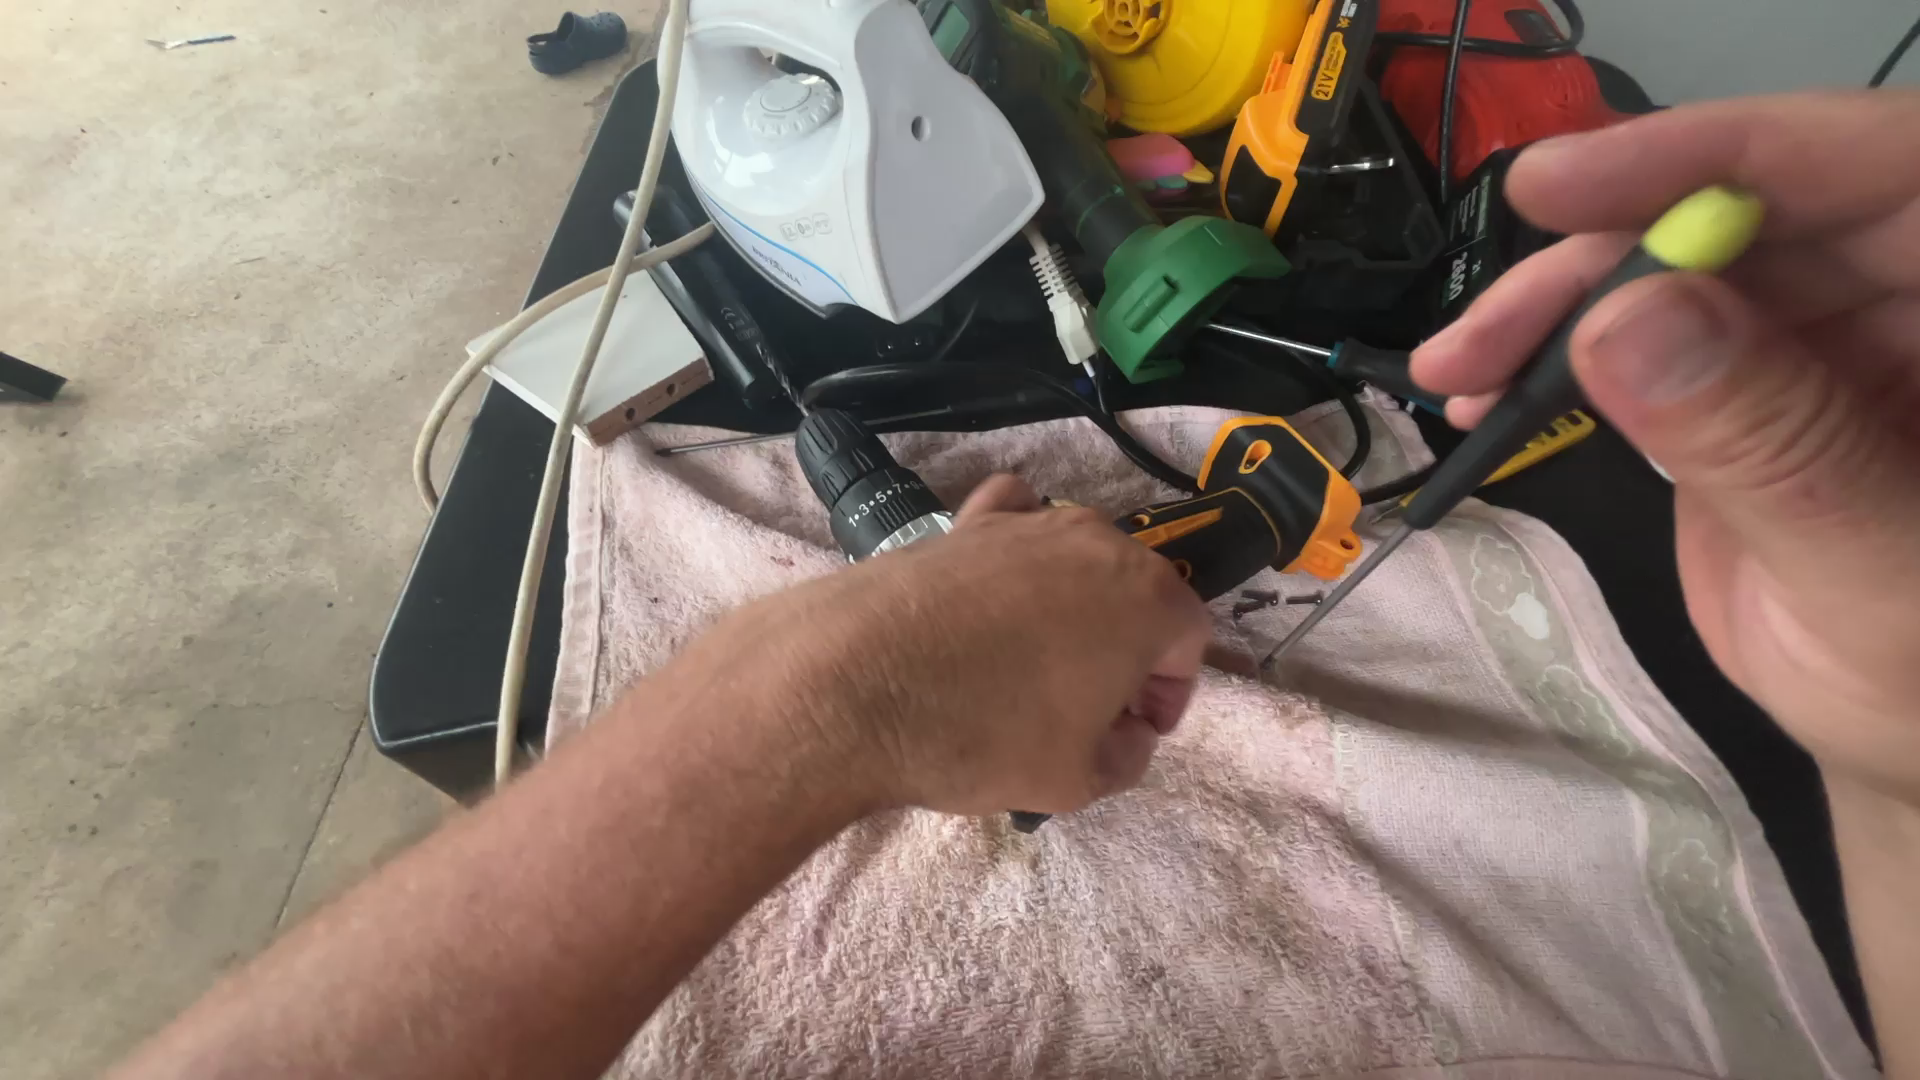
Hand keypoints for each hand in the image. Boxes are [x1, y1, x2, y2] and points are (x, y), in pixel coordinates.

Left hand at [662, 475, 1210, 818]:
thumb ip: (1128, 754)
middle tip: (1086, 704)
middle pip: (1136, 594)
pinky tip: (1000, 581)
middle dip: (1125, 650)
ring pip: (1078, 562)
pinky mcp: (966, 520)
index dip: (1168, 691)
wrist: (857, 682)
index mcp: (1147, 596)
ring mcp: (1028, 522)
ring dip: (1074, 608)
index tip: (1132, 728)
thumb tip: (1125, 729)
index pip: (1188, 638)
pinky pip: (1015, 519)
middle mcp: (1097, 540)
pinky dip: (1020, 548)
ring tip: (1031, 661)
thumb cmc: (986, 733)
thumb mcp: (1080, 779)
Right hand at [1411, 91, 1919, 799]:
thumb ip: (1766, 444)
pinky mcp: (1739, 393)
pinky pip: (1635, 353)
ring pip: (1665, 286)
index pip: (1879, 173)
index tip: (1557, 184)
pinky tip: (1486, 401)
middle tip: (1466, 342)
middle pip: (1739, 226)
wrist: (1909, 735)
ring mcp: (1824, 346)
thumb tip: (1622, 323)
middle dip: (1584, 274)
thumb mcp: (1874, 577)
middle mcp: (1915, 302)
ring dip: (1544, 324)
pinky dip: (1549, 371)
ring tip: (1451, 376)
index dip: (1715, 157)